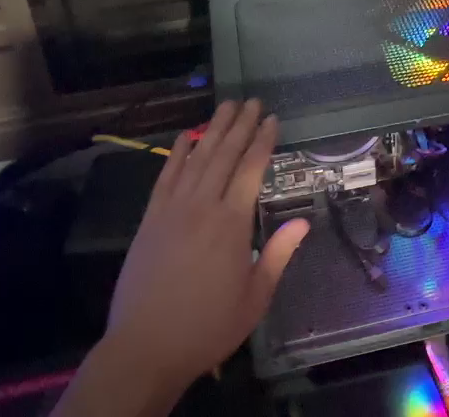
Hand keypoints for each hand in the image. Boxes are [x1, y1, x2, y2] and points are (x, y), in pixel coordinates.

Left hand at [104, 100, 309, 389]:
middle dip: (240, 125)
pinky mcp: (150, 218)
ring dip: (212, 129)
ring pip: (196, 158)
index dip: (263, 141)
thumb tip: (303, 222)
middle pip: (224, 154)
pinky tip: (184, 137)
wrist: (146, 346)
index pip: (251, 169)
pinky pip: (166, 176)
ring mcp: (172, 209)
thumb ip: (277, 255)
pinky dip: (176, 154)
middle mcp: (202, 206)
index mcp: (232, 223)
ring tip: (225, 106)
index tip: (272, 119)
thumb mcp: (254, 298)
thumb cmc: (208, 327)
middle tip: (252, 101)